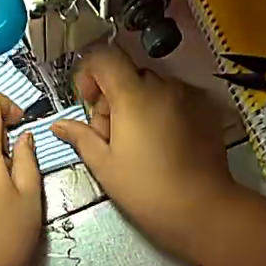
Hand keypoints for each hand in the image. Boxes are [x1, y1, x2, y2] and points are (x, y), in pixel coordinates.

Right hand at [51, 43, 239, 257]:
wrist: (202, 209)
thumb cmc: (147, 190)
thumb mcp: (105, 166)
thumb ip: (81, 137)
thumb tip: (59, 125)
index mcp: (133, 95)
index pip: (104, 57)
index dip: (89, 74)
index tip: (88, 102)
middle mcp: (163, 86)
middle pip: (127, 75)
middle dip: (113, 99)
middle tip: (111, 137)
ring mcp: (188, 96)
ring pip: (152, 87)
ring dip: (138, 105)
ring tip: (139, 145)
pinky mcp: (205, 109)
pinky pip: (174, 99)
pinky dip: (162, 112)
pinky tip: (162, 145)